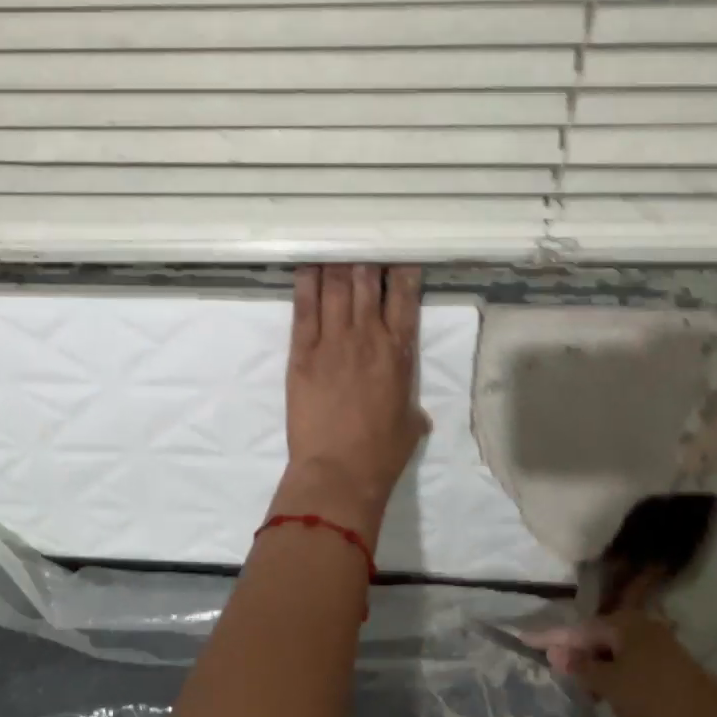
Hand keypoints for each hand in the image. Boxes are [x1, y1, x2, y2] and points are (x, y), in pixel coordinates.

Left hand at [274, 265, 428, 543]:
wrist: (339, 470)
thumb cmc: (381, 453)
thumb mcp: (410, 425)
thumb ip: (411, 408)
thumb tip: (414, 412)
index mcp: (399, 352)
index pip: (404, 298)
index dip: (401, 272)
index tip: (398, 257)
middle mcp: (367, 336)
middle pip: (366, 282)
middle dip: (365, 260)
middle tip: (362, 247)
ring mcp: (333, 341)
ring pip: (336, 287)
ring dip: (337, 264)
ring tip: (335, 248)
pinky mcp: (303, 352)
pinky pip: (305, 308)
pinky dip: (306, 283)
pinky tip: (307, 266)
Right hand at [526, 610, 716, 716]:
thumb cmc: (655, 701)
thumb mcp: (610, 687)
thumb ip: (581, 667)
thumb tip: (555, 650)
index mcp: (626, 623)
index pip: (579, 628)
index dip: (551, 636)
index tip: (524, 638)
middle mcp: (644, 626)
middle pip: (599, 637)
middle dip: (577, 652)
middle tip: (556, 669)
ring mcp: (661, 646)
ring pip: (617, 653)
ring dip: (598, 668)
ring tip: (583, 687)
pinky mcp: (673, 669)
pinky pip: (633, 665)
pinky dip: (618, 676)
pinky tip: (613, 695)